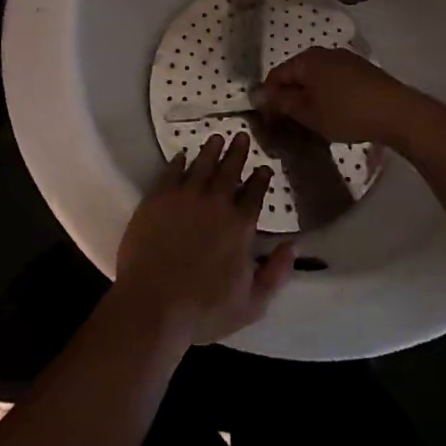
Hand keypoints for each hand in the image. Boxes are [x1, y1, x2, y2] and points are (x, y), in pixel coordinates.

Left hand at [115, 133, 295, 344]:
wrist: (153, 305)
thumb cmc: (204, 309)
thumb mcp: (252, 303)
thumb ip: (276, 273)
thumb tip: (292, 246)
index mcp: (240, 225)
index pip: (255, 193)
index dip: (260, 178)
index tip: (263, 167)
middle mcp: (216, 203)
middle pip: (230, 170)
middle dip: (238, 152)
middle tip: (241, 136)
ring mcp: (184, 198)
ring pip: (202, 165)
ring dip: (211, 150)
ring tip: (216, 137)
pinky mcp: (157, 200)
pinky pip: (170, 173)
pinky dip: (178, 162)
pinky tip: (182, 156)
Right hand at [260, 47, 432, 147]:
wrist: (396, 111)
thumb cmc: (347, 113)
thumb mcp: (309, 113)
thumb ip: (283, 102)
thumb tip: (262, 95)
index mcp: (307, 59)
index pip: (276, 75)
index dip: (268, 97)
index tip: (269, 120)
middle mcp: (324, 52)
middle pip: (297, 72)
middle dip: (289, 95)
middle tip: (288, 121)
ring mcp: (345, 58)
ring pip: (316, 76)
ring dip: (308, 94)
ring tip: (311, 118)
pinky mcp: (361, 69)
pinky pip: (333, 78)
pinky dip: (326, 93)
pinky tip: (333, 111)